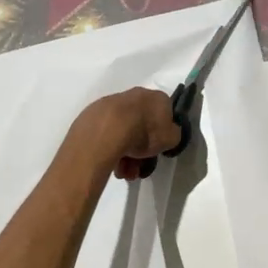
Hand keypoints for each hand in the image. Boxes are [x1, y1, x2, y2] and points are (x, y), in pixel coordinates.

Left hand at [65, 87, 182, 181]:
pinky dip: (112, 148)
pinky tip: (111, 164)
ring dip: (126, 155)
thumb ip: (173, 135)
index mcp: (156, 97)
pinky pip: (108, 133)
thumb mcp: (171, 138)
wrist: (108, 130)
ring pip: (124, 132)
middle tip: (138, 168)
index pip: (165, 114)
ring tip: (123, 172)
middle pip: (142, 126)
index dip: (162, 134)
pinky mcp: (94, 114)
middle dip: (141, 150)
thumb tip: (169, 134)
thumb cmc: (145, 132)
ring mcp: (113, 103)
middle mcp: (135, 95)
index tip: (158, 150)